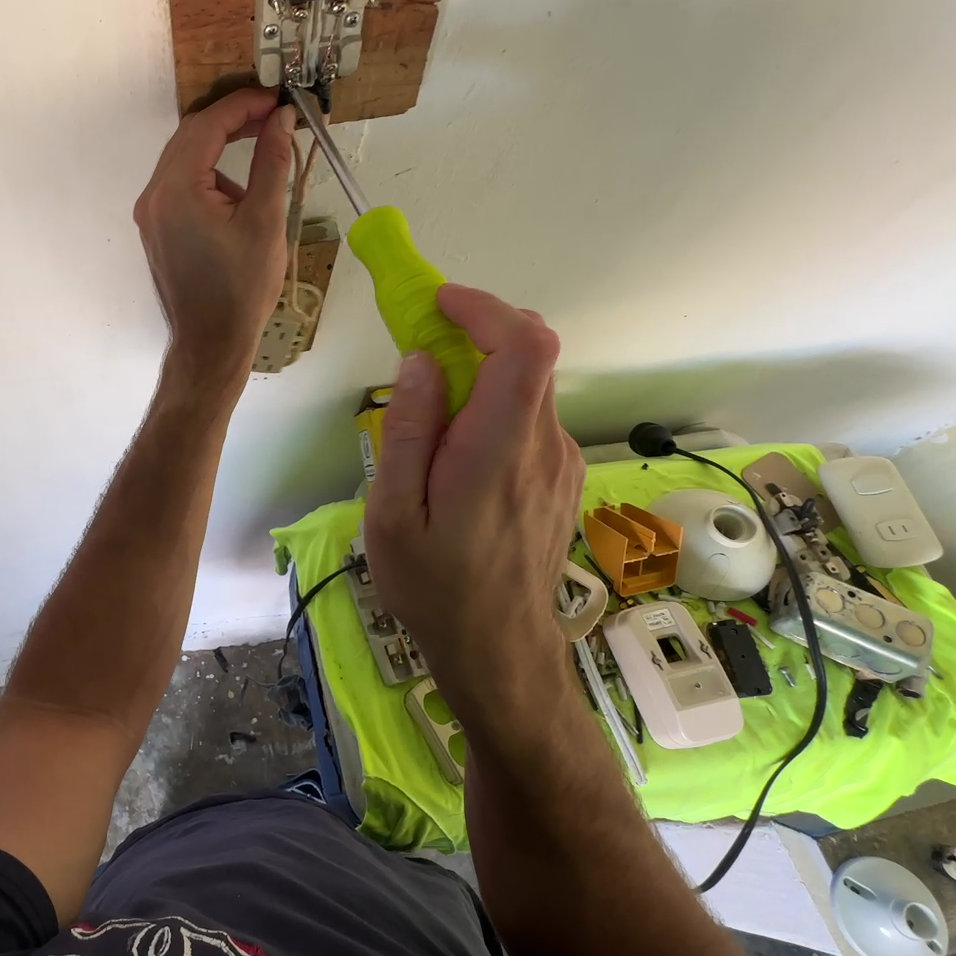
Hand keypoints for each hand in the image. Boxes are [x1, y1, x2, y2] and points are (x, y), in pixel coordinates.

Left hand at [132, 88, 294, 379]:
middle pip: (190, 137)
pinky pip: (180, 187)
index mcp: (176, 190)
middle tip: (271, 117)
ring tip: (262, 155)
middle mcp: (153, 197)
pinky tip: (239, 199)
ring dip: (220, 150)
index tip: (276, 100)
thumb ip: (272, 162)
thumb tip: (280, 120)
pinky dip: (209, 178)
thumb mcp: (265, 222)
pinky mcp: (157, 231)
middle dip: (231, 122)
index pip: (207, 125)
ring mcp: (150, 215)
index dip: (243, 105)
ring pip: (184, 161)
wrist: (210, 343)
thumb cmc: (239, 290)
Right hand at [362, 285, 584, 703]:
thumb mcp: (392, 514)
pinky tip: (459, 455)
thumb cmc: (433, 586)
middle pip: (532, 355)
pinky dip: (496, 408)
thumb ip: (408, 431)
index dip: (485, 308)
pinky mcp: (562, 479)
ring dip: (483, 374)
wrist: (499, 651)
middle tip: (423, 350)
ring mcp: (561, 463)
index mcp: (497, 450)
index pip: (523, 345)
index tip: (436, 303)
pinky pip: (532, 420)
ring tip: (432, 417)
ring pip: (531, 388)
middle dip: (478, 332)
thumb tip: (422, 361)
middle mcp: (543, 446)